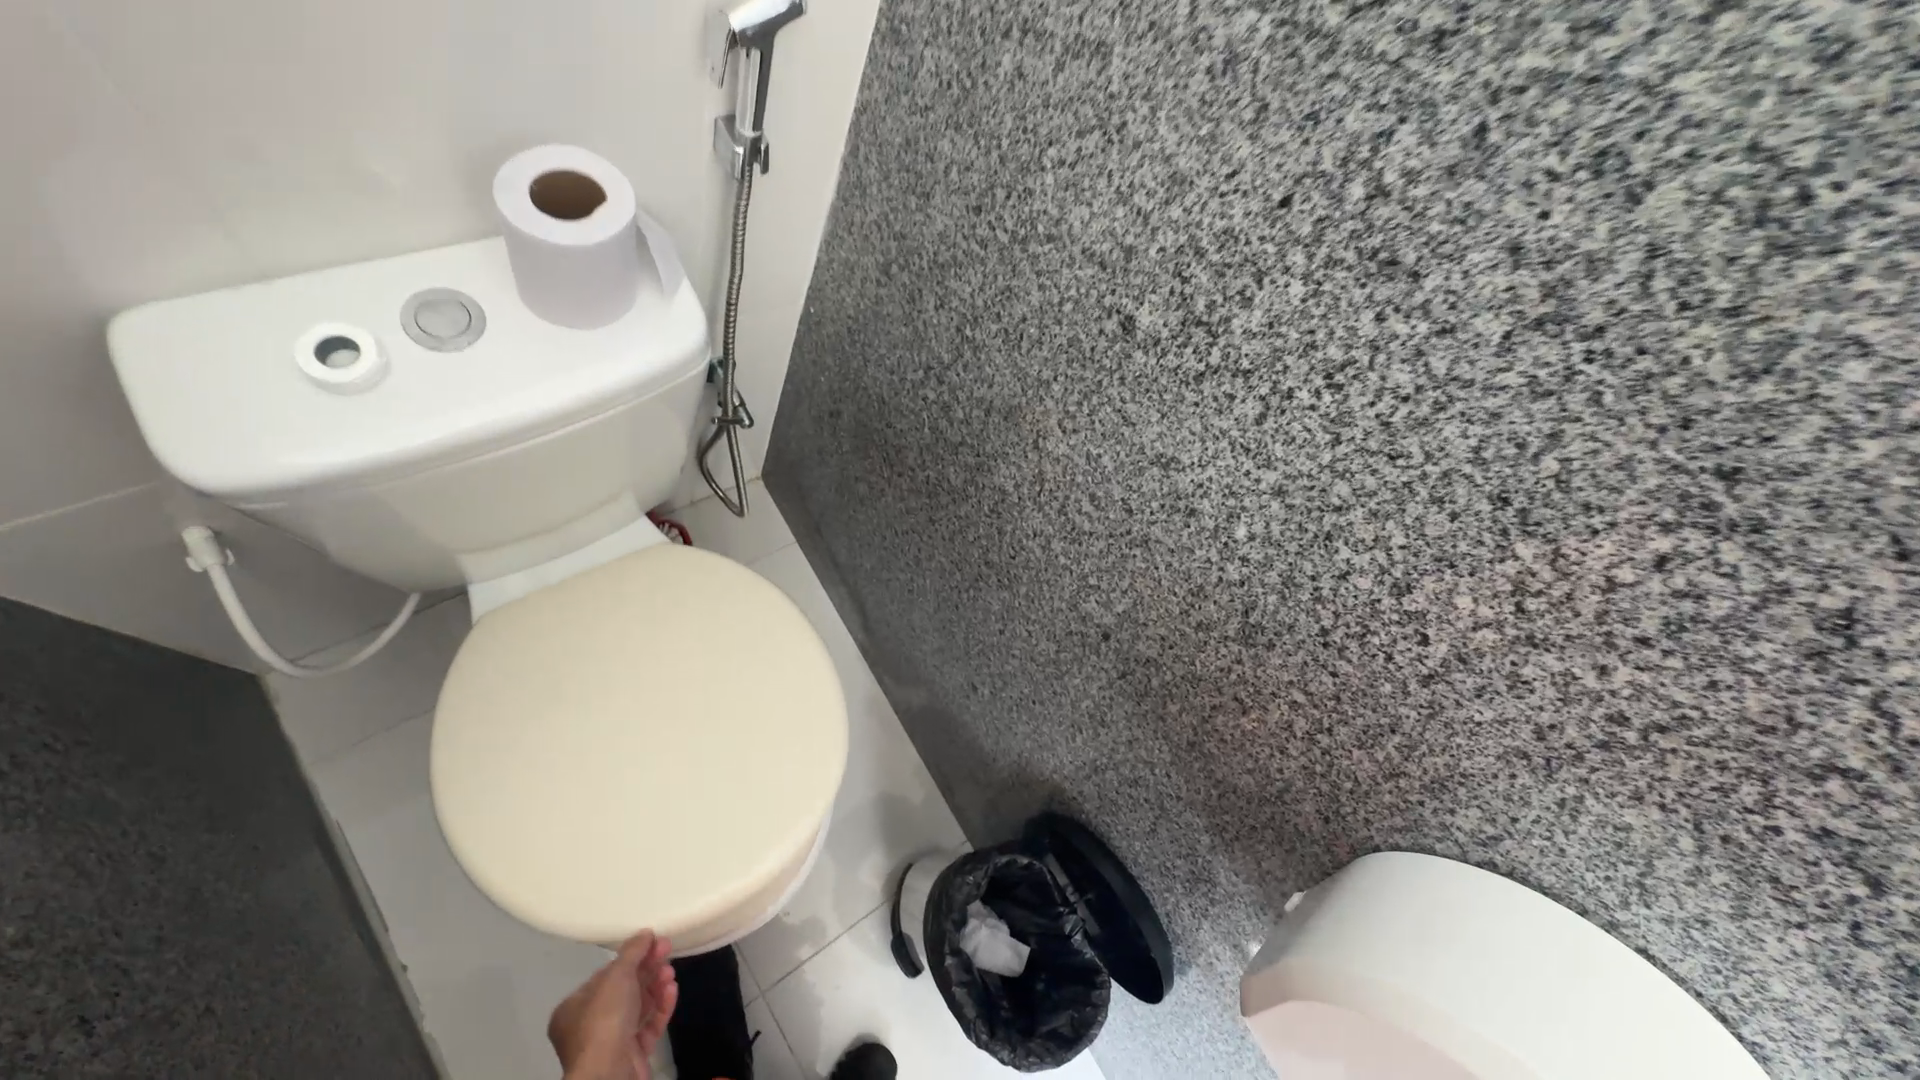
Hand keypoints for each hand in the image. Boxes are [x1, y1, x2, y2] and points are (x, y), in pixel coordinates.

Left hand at [549, 930, 678, 1079]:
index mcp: (574, 1009)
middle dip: (646, 969)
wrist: (610, 1073)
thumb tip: (645, 933)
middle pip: (623, 990)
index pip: (604, 977)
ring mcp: (611, 1043)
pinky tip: (672, 990)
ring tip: (671, 971)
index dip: (629, 958)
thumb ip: (631, 952)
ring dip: (656, 986)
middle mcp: (589, 1027)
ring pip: (638, 1008)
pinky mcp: (632, 1055)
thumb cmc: (604, 1020)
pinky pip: (648, 1026)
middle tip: (667, 949)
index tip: (651, 942)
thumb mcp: (616, 976)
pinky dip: (660, 1006)